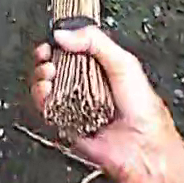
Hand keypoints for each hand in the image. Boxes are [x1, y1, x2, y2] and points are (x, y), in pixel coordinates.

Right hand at [30, 26, 183, 182]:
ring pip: (44, 85)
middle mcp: (84, 83)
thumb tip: (62, 34)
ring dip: (40, 76)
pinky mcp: (64, 122)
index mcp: (98, 67)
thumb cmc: (143, 110)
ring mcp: (73, 103)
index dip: (57, 43)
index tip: (51, 40)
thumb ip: (95, 41)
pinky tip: (45, 92)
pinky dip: (40, 98)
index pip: (70, 48)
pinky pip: (44, 107)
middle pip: (52, 64)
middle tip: (46, 56)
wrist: (143, 148)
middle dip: (43, 58)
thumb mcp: (124, 63)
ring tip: (48, 74)